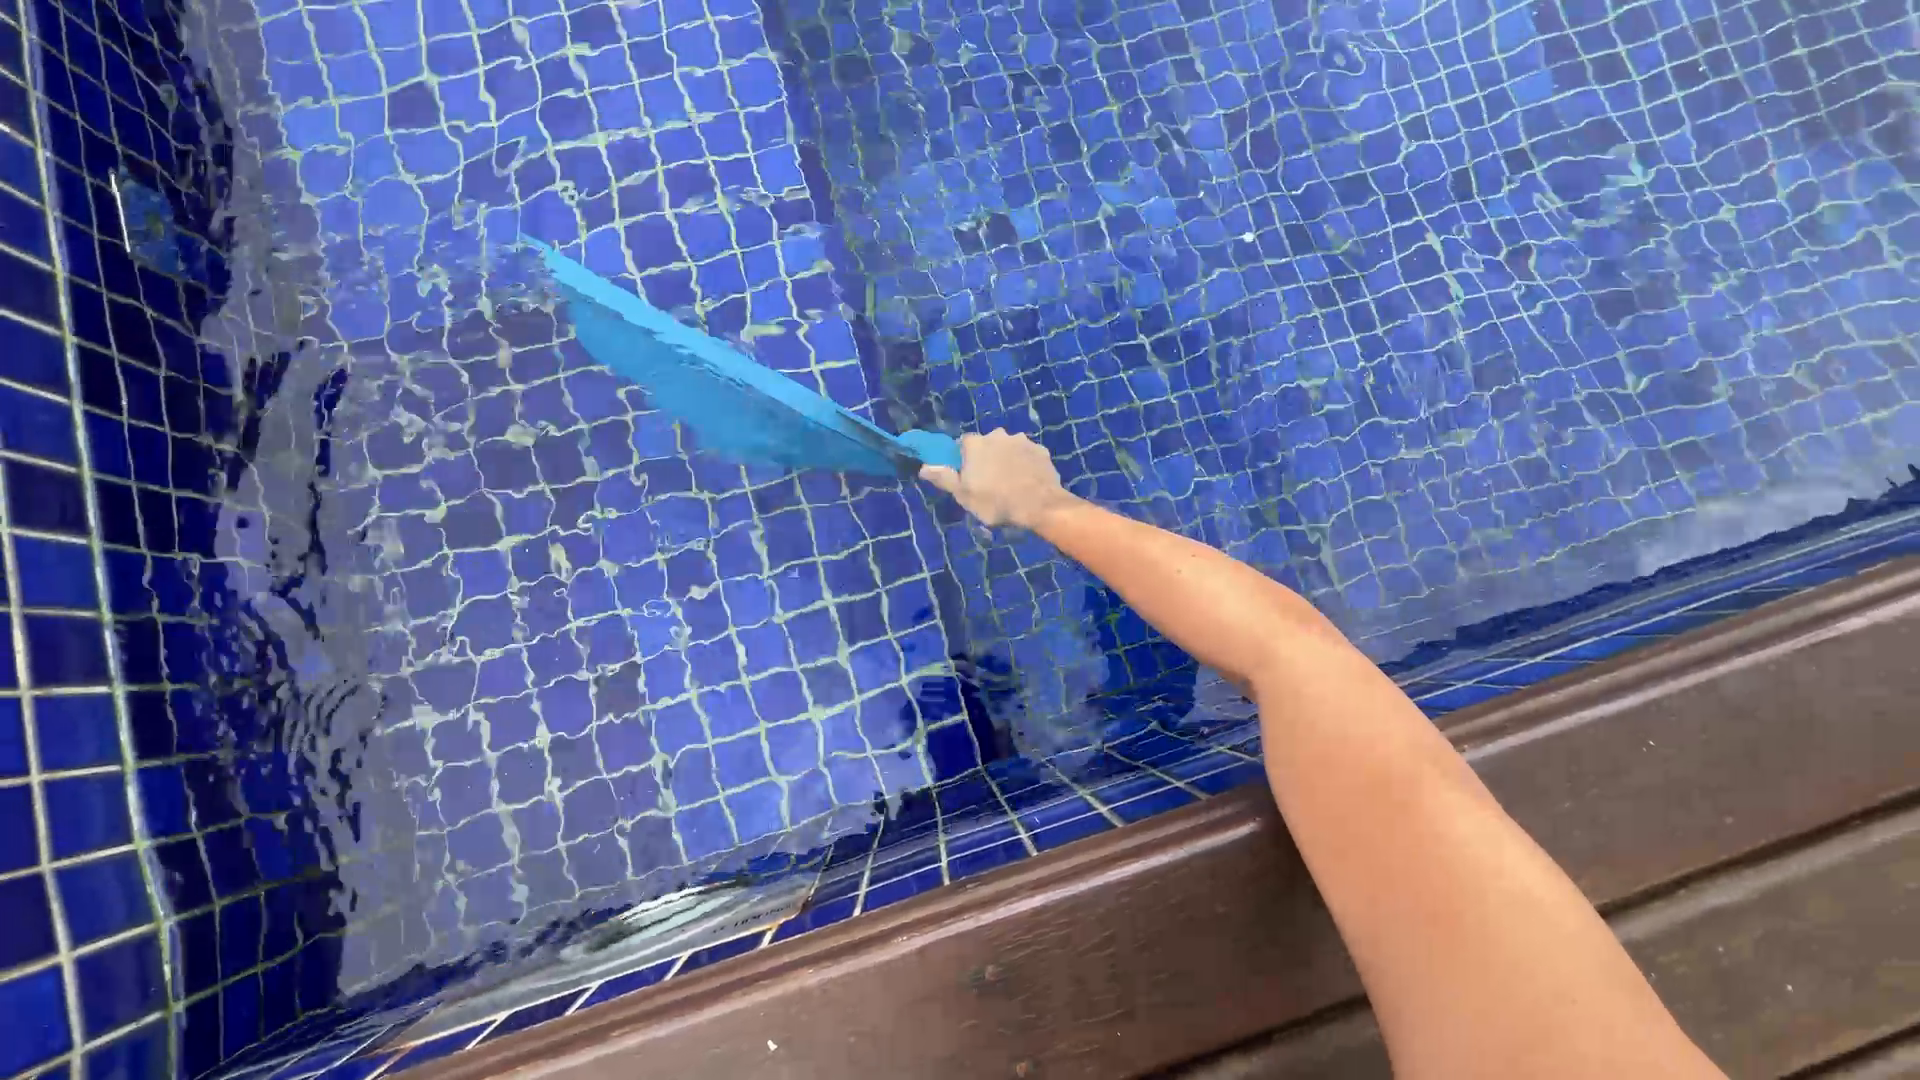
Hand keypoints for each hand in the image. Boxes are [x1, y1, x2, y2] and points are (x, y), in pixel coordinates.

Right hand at [919, 430, 1077, 527]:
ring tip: (1011, 483)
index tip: (968, 476)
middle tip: (990, 482)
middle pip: (986, 444)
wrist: (1040, 505)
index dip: (963, 460)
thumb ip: (943, 477)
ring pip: (1008, 448)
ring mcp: (1022, 440)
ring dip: (1007, 460)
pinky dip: (1025, 464)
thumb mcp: (963, 495)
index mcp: (975, 444)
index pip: (962, 444)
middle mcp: (998, 435)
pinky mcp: (1041, 450)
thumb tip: (924, 467)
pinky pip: (1027, 455)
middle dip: (986, 458)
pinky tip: (1027, 481)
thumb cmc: (996, 502)